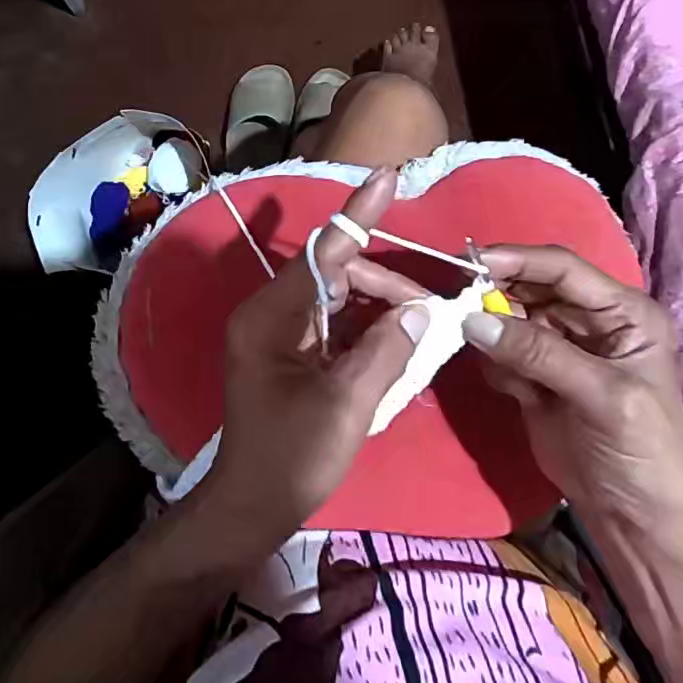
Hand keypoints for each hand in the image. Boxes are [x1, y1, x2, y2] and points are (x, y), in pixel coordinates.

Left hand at [206, 169, 430, 537]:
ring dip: (380, 305)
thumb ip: (385, 350)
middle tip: (430, 305)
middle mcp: (270, 314)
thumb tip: (419, 309)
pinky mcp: (291, 353)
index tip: (387, 176)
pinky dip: (368, 327)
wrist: (252, 506)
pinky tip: (399, 336)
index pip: (323, 254)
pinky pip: (335, 324)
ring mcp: (279, 333)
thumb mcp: (346, 406)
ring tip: (423, 322)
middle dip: (384, 282)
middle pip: (335, 275)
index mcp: (271, 317)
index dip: (357, 214)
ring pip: (338, 299)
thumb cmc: (292, 458)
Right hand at [462, 245, 682, 530]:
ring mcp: (558, 345)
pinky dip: (493, 362)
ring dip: (490, 331)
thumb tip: (472, 319)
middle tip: (459, 307)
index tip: (468, 262)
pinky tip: (516, 393)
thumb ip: (540, 354)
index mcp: (623, 312)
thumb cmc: (641, 453)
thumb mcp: (604, 398)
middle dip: (494, 294)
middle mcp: (588, 319)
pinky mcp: (533, 370)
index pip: (562, 268)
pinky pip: (498, 348)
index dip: (517, 259)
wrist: (633, 520)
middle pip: (528, 285)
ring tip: (501, 367)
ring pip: (507, 315)